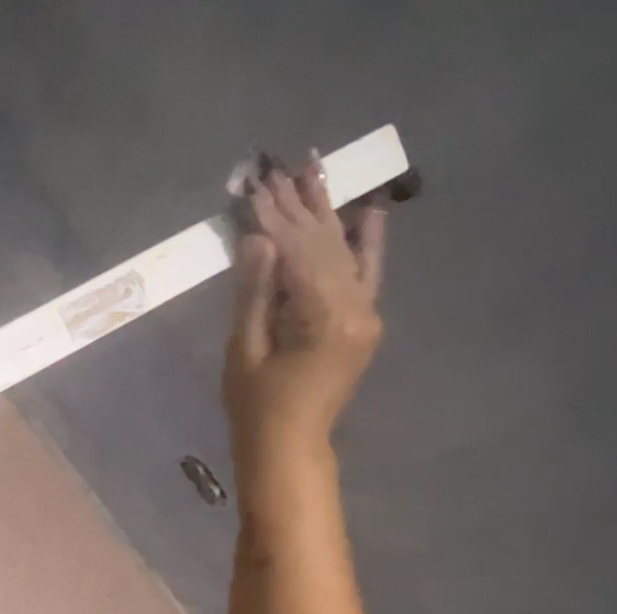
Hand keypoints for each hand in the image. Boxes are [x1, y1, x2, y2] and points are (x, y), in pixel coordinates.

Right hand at [223, 151, 387, 468]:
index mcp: (325, 316)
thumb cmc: (256, 405)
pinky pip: (367, 273)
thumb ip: (254, 292)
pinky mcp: (363, 321)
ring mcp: (365, 313)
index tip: (254, 184)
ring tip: (312, 169)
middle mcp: (357, 307)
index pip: (296, 252)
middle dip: (298, 204)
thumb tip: (258, 236)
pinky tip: (371, 210)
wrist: (289, 446)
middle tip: (278, 165)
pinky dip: (368, 242)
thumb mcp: (244, 350)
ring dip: (325, 211)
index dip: (272, 217)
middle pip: (322, 244)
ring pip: (343, 251)